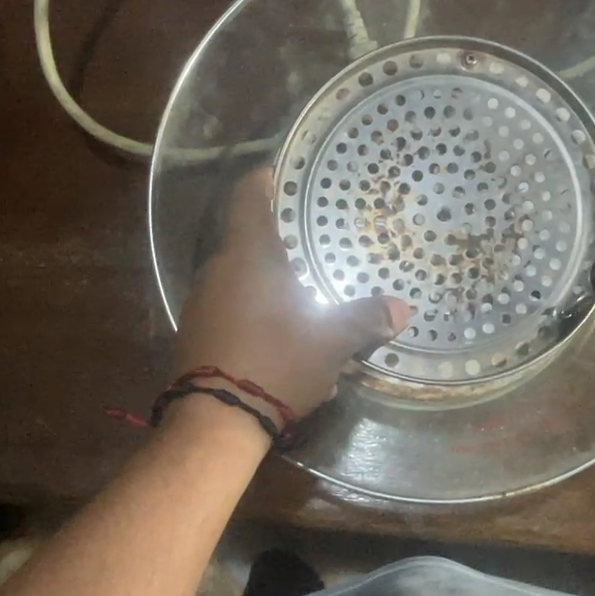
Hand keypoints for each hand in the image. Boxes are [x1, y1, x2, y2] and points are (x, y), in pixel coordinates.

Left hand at [174, 169, 410, 429]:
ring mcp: (200, 305)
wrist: (215, 420)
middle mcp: (217, 271)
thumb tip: (401, 309)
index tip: (285, 175)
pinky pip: (233, 315)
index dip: (265, 180)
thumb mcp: (330, 343)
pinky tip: (284, 348)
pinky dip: (258, 321)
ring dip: (271, 290)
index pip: (248, 197)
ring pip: (242, 283)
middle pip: (249, 243)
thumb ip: (364, 320)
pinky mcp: (194, 336)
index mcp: (248, 257)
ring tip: (307, 306)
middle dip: (281, 247)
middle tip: (314, 250)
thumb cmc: (275, 363)